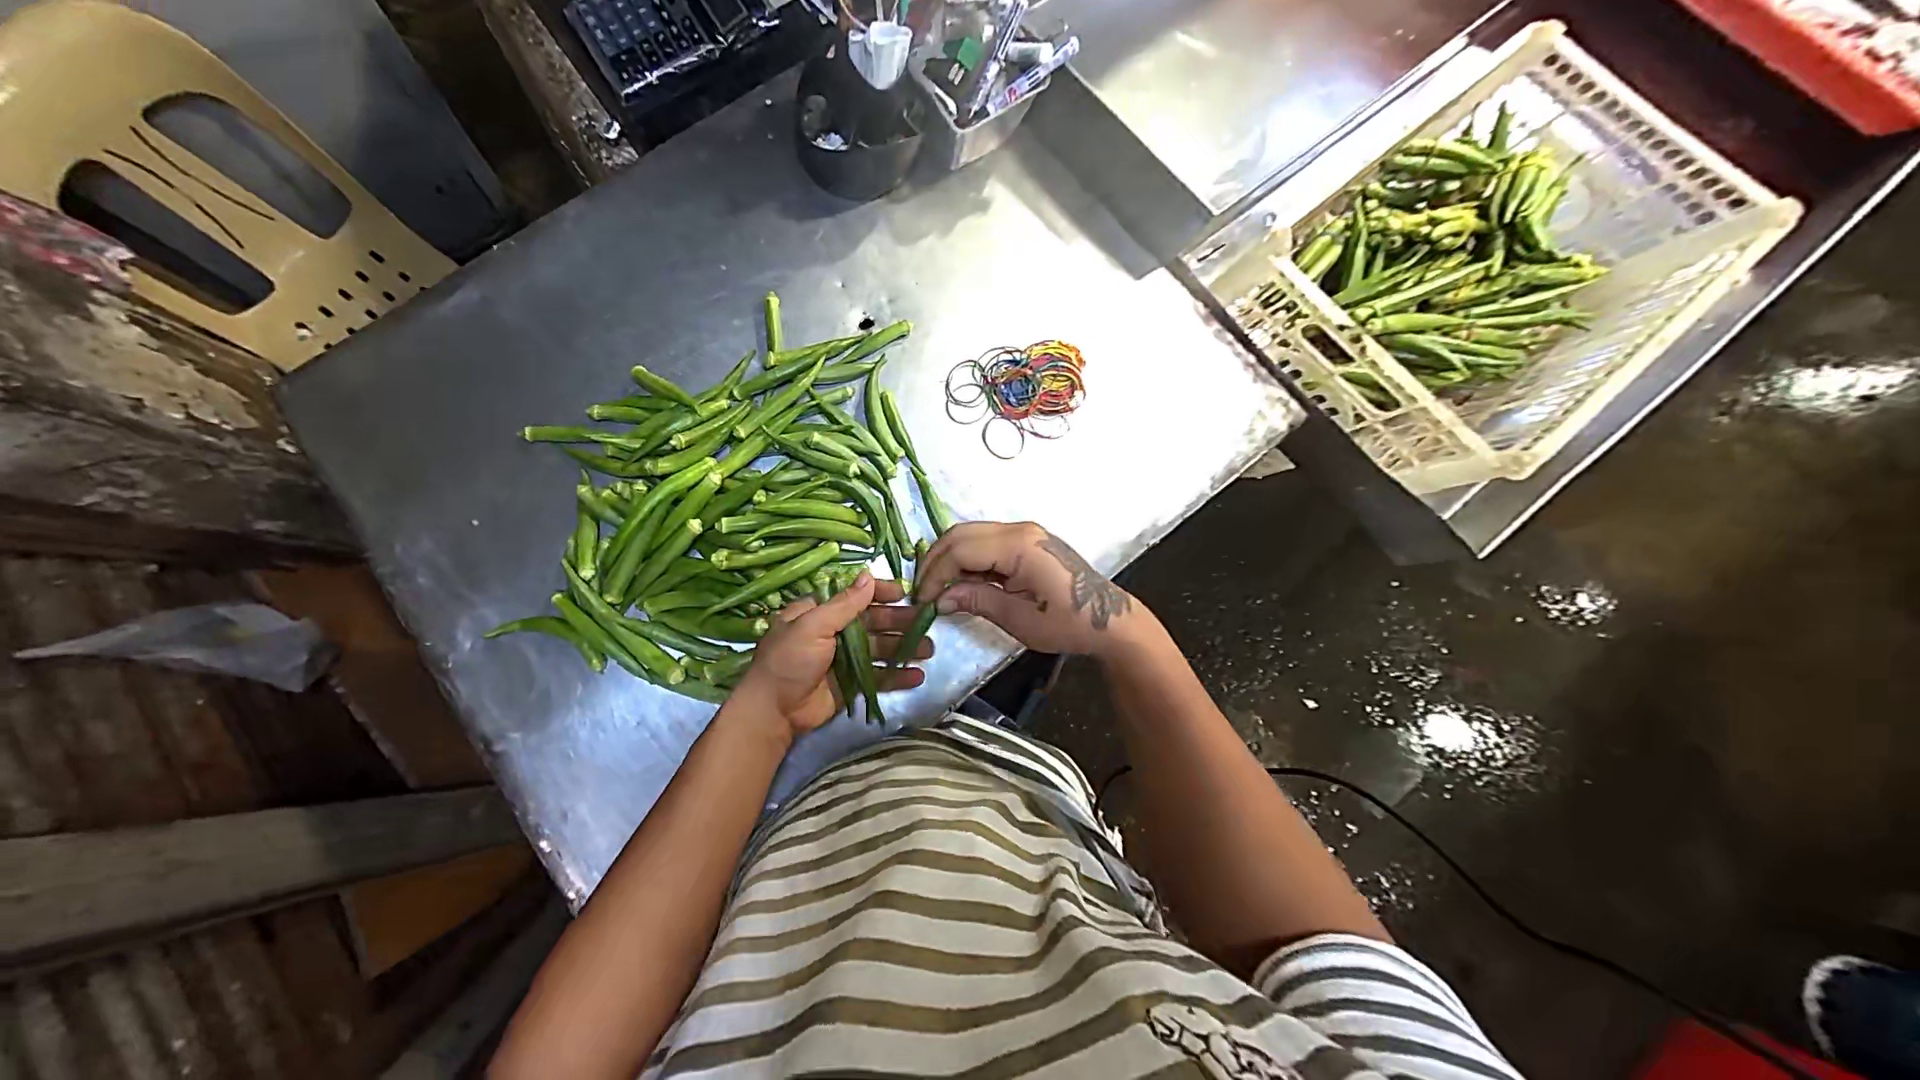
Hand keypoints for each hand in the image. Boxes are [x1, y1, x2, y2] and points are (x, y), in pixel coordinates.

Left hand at [727, 573, 931, 739]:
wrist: (772, 712)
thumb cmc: (788, 661)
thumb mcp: (812, 626)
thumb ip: (844, 604)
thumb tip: (868, 575)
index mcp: (819, 613)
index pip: (854, 596)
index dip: (879, 593)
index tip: (904, 594)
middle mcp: (834, 633)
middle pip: (873, 622)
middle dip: (899, 623)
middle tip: (926, 623)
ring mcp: (844, 660)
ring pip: (880, 649)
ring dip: (903, 648)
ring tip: (928, 650)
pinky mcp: (851, 685)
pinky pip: (879, 676)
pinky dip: (898, 676)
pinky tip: (917, 676)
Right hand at [913, 522, 1144, 657]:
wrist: (1109, 619)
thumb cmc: (1070, 623)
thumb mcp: (1020, 620)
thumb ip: (978, 601)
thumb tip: (940, 600)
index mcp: (1020, 546)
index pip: (960, 550)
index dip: (935, 574)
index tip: (924, 601)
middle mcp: (1020, 530)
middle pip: (960, 534)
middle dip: (936, 562)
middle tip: (924, 593)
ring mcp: (1024, 532)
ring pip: (970, 535)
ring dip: (949, 560)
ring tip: (939, 591)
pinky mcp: (1026, 541)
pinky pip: (985, 542)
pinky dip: (967, 560)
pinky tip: (962, 584)